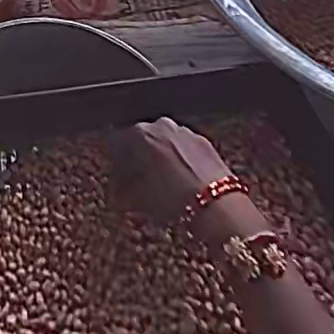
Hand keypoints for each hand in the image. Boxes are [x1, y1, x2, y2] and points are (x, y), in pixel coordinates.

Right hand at [113, 118, 269, 242]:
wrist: (218, 207)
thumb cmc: (176, 200)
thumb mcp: (138, 198)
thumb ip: (122, 188)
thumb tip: (118, 189)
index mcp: (142, 133)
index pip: (118, 139)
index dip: (115, 158)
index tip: (116, 173)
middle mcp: (163, 126)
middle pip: (142, 138)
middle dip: (137, 156)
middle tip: (136, 180)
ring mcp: (186, 132)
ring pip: (164, 141)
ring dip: (159, 157)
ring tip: (161, 183)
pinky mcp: (205, 143)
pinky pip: (184, 148)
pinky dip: (179, 160)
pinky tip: (180, 181)